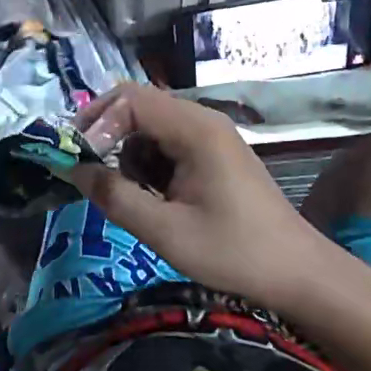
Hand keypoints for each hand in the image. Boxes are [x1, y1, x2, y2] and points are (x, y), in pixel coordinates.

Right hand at [70, 85, 339, 307]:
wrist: (296, 271)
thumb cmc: (232, 252)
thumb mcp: (165, 231)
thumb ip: (115, 196)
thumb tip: (73, 169)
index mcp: (195, 129)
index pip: (129, 99)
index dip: (95, 122)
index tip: (76, 159)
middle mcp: (202, 120)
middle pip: (139, 107)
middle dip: (108, 137)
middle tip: (89, 175)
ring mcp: (211, 136)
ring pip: (151, 127)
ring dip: (129, 155)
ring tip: (133, 198)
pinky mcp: (214, 154)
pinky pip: (169, 144)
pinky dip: (151, 165)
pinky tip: (157, 199)